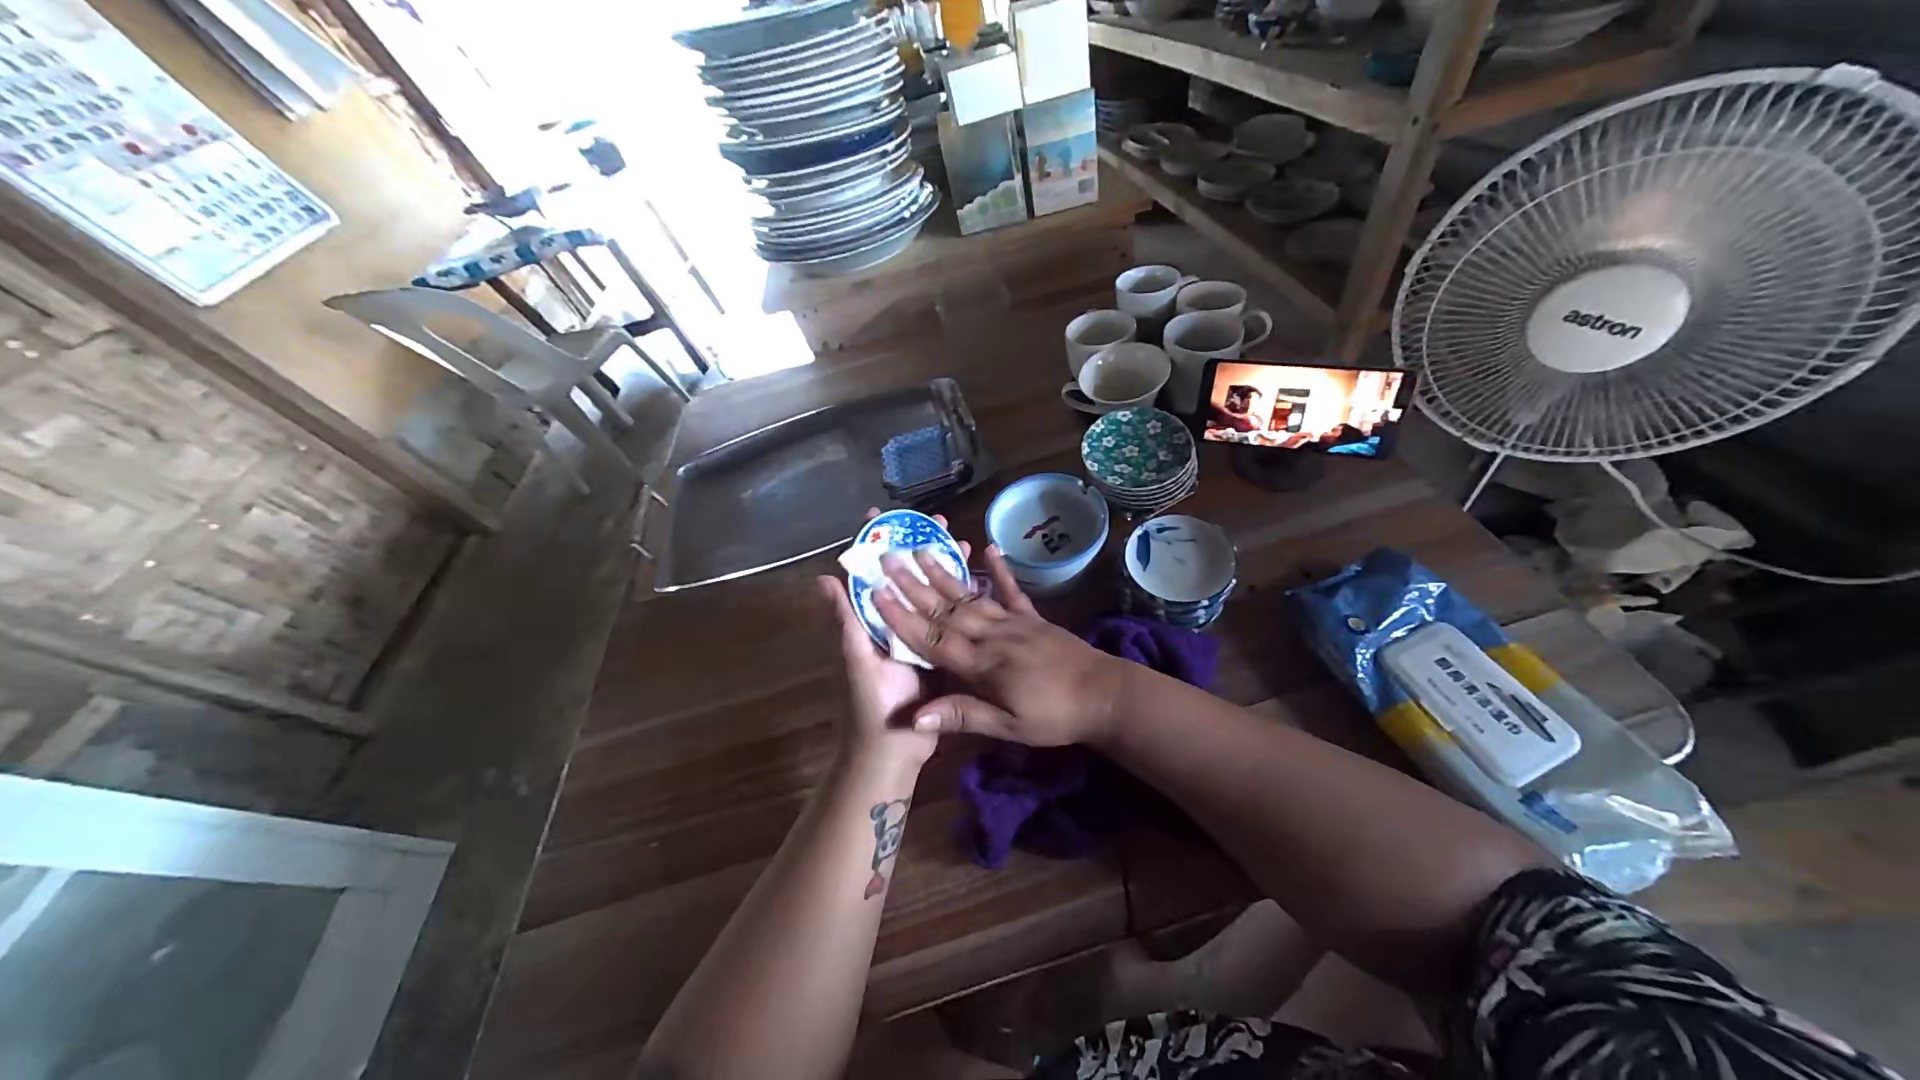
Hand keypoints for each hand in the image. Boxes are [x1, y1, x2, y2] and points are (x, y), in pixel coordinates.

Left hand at [816, 513, 970, 771]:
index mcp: (869, 619)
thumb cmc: (870, 703)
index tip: (885, 514)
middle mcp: (893, 620)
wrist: (894, 749)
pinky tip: (978, 579)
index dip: (874, 541)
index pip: (869, 570)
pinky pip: (950, 616)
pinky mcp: (940, 650)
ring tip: (962, 540)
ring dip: (943, 565)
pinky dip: (961, 596)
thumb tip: (823, 577)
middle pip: (904, 574)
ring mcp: (918, 635)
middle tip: (939, 521)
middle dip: (919, 545)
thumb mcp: (855, 659)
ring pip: (930, 590)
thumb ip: (844, 620)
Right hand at [872, 546, 1126, 746]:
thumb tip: (915, 718)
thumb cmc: (1055, 718)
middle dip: (912, 585)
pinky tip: (988, 549)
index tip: (876, 593)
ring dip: (942, 574)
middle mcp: (993, 636)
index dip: (901, 618)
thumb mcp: (1008, 727)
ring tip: (919, 550)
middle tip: (887, 558)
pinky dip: (999, 570)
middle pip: (945, 610)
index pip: (932, 639)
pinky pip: (1011, 591)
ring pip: (969, 596)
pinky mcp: (1033, 618)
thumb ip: (962, 716)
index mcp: (982, 665)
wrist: (1105, 696)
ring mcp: (1014, 622)